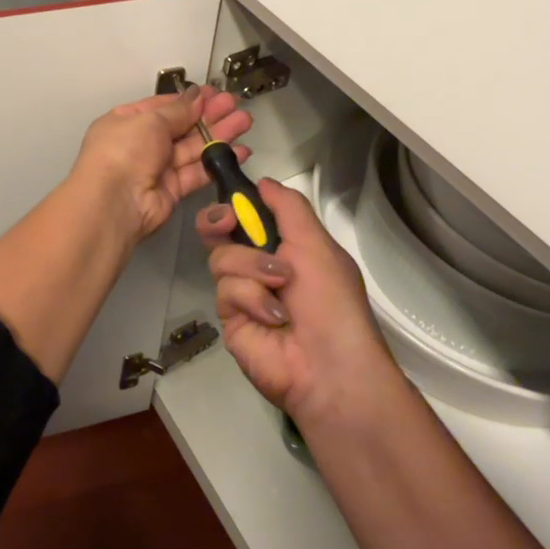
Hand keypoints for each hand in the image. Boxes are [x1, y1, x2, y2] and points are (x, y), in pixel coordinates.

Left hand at [71, 86, 251, 239]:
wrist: (114, 203)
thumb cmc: (124, 151)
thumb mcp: (150, 121)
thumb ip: (178, 110)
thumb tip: (196, 95)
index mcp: (127, 121)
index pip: (163, 106)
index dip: (189, 100)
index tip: (215, 93)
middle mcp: (140, 144)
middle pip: (180, 126)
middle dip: (209, 115)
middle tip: (236, 104)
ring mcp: (156, 168)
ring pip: (191, 148)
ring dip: (218, 135)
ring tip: (244, 121)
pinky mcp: (171, 190)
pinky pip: (196, 172)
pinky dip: (216, 162)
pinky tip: (240, 151)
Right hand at [197, 179, 404, 422]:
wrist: (331, 366)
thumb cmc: (332, 300)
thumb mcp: (317, 243)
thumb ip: (289, 207)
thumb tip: (263, 182)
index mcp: (284, 246)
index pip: (247, 214)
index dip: (235, 203)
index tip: (234, 200)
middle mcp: (258, 266)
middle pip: (218, 231)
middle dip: (219, 221)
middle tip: (228, 225)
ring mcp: (241, 293)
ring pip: (222, 258)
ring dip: (253, 267)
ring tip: (281, 287)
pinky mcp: (230, 319)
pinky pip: (226, 290)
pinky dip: (252, 298)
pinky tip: (274, 317)